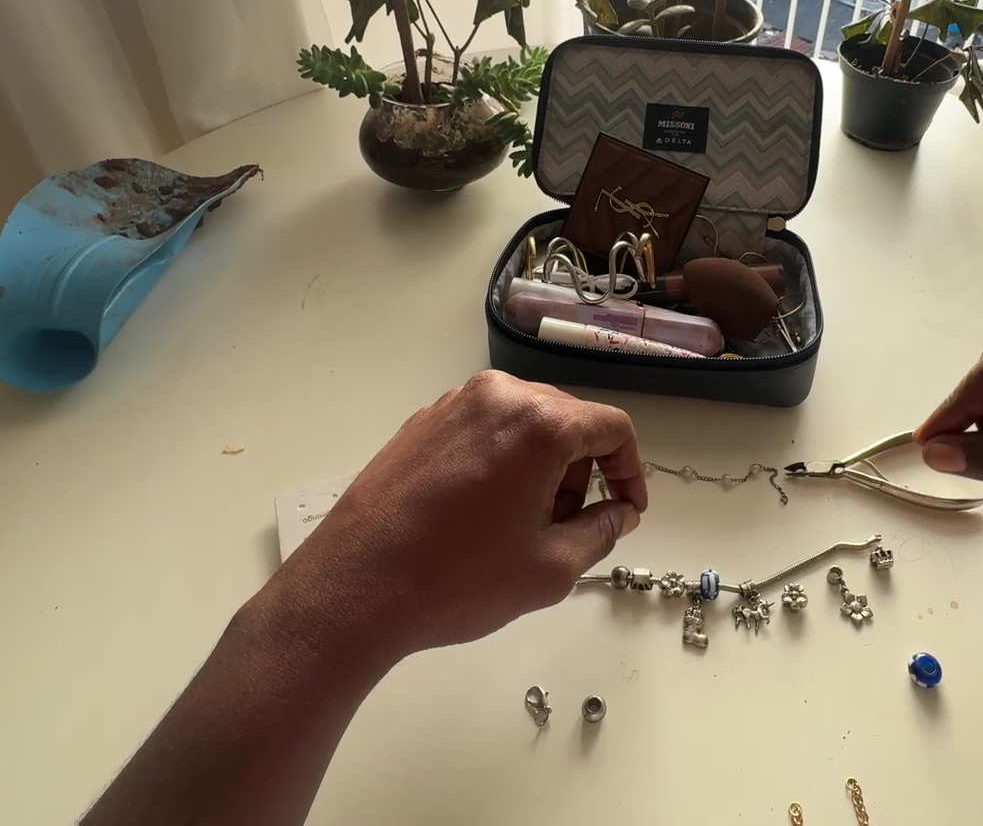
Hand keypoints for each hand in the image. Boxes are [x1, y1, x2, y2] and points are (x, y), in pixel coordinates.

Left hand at [275, 371, 646, 660]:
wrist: (352, 588)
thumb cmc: (460, 579)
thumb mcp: (551, 567)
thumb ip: (602, 531)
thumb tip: (620, 512)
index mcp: (539, 421)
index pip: (612, 427)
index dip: (630, 470)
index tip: (626, 511)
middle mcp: (500, 394)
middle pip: (569, 421)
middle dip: (583, 472)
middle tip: (567, 526)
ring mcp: (456, 402)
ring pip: (527, 422)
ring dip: (543, 466)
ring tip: (520, 521)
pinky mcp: (424, 419)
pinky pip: (486, 427)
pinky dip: (504, 458)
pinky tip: (481, 508)